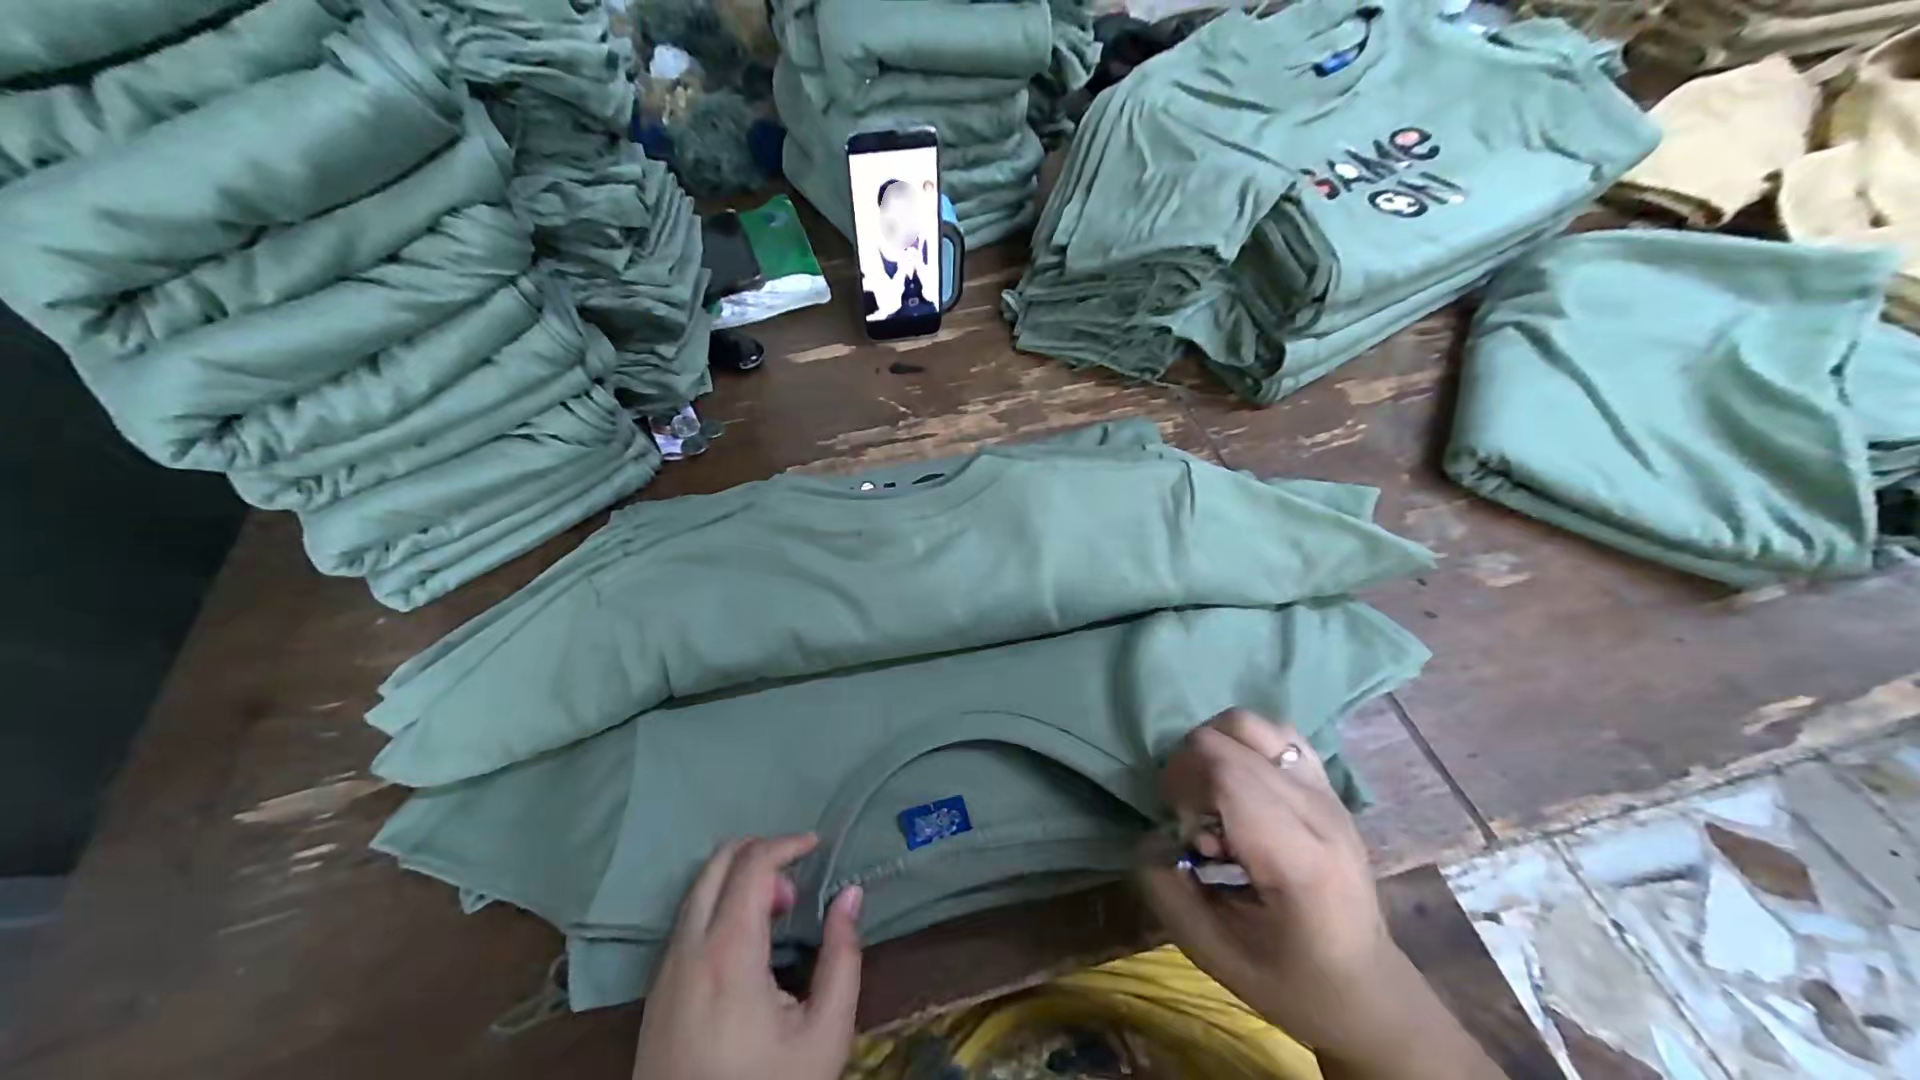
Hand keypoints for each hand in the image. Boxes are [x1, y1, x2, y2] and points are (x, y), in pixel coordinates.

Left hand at [633, 834, 863, 1079]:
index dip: (787, 843)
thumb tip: (851, 895)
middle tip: (796, 881)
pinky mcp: (656, 989)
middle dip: (760, 852)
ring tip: (778, 911)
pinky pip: (686, 919)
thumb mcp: (825, 1033)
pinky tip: (747, 939)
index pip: (751, 865)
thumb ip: (842, 956)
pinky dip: (718, 903)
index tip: (817, 844)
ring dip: (738, 878)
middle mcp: (687, 949)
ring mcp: (665, 969)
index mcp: (728, 953)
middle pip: (716, 863)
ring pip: (696, 888)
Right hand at [1139, 709, 1408, 1060]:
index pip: (1227, 773)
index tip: (1180, 825)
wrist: (1366, 988)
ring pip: (1253, 723)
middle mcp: (1319, 812)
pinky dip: (1241, 743)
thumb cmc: (1289, 979)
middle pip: (1231, 738)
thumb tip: (1153, 832)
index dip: (1181, 781)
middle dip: (1189, 768)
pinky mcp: (1328, 786)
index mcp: (1298, 860)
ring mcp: (1328, 793)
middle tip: (1194, 820)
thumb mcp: (1211, 951)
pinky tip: (1238, 785)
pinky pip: (1276, 733)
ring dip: (1214, 747)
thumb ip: (1166, 888)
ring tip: (1213, 795)